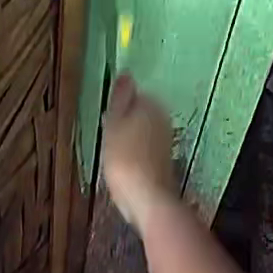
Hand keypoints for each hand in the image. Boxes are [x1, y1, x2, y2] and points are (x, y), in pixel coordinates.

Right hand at [100, 75, 180, 228]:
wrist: (146, 198)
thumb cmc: (124, 159)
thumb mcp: (114, 125)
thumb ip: (120, 99)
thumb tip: (125, 74)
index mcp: (151, 105)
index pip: (133, 94)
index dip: (118, 107)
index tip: (106, 119)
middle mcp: (163, 119)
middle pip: (141, 114)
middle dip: (126, 122)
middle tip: (107, 137)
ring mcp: (166, 142)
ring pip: (144, 133)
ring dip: (131, 141)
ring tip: (113, 155)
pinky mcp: (164, 163)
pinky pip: (146, 152)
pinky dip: (136, 156)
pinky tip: (125, 168)